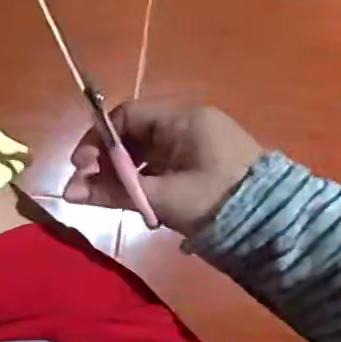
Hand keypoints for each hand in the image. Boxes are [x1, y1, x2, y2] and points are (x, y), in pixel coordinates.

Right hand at [63, 101, 262, 235]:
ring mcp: (196, 146)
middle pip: (133, 136)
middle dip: (105, 163)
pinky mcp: (201, 167)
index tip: (80, 167)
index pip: (126, 117)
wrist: (271, 224)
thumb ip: (113, 193)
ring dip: (122, 176)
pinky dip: (142, 183)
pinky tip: (134, 203)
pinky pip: (160, 168)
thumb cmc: (215, 201)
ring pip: (145, 155)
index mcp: (182, 120)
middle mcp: (188, 125)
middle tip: (85, 190)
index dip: (97, 140)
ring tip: (105, 200)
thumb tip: (68, 193)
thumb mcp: (161, 197)